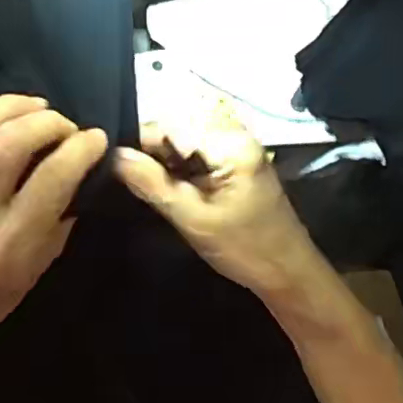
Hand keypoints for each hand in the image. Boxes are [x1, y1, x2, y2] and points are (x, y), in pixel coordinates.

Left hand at [0, 79, 108, 394]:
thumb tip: (85, 163)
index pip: (52, 178)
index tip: (96, 138)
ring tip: (36, 106)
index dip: (82, 148)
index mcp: (8, 245)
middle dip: (50, 123)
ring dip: (11, 106)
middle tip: (66, 127)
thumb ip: (63, 211)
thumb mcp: (43, 263)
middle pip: (11, 143)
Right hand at [114, 107, 330, 303]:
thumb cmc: (245, 249)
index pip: (169, 127)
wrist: (290, 275)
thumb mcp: (192, 219)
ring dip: (161, 164)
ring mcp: (233, 145)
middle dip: (150, 155)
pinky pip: (192, 153)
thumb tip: (113, 155)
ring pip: (180, 143)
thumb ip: (152, 184)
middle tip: (126, 180)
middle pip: (174, 131)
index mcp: (228, 142)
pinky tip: (167, 189)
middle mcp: (231, 133)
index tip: (112, 163)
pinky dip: (177, 169)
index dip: (138, 143)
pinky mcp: (231, 159)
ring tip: (143, 186)